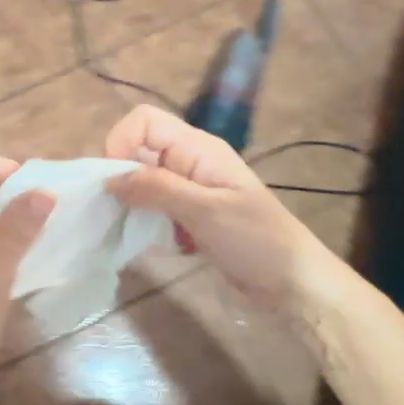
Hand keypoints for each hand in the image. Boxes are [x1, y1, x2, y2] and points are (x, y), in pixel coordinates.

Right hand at [104, 105, 328, 309]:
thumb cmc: (256, 240)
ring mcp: (192, 189)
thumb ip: (157, 189)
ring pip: (145, 181)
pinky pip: (156, 207)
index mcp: (198, 148)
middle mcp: (191, 161)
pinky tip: (155, 243)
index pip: (144, 121)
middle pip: (139, 150)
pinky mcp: (192, 216)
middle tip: (118, 213)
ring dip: (133, 203)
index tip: (115, 184)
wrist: (294, 283)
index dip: (121, 143)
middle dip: (122, 177)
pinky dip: (148, 221)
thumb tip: (109, 178)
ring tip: (134, 231)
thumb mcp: (205, 212)